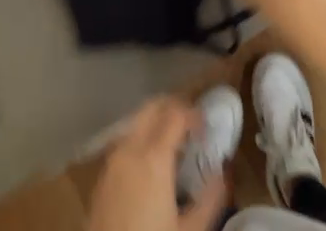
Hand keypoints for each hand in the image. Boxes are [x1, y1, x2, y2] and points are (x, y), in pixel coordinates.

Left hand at [85, 97, 228, 230]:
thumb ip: (212, 197)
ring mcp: (111, 160)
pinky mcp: (101, 175)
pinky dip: (140, 138)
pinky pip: (124, 142)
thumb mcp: (192, 229)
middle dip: (173, 107)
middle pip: (151, 107)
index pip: (175, 114)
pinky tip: (151, 162)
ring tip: (175, 142)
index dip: (194, 113)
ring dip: (155, 122)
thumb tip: (224, 172)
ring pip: (135, 122)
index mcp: (153, 158)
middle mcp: (129, 149)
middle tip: (192, 124)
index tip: (206, 127)